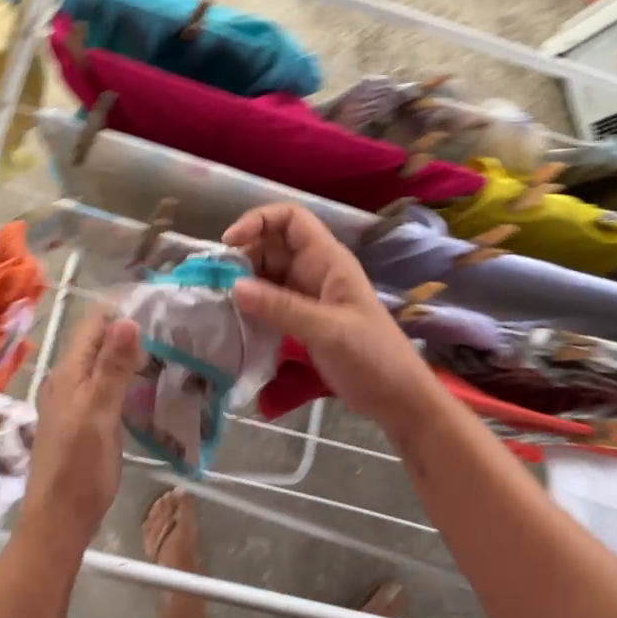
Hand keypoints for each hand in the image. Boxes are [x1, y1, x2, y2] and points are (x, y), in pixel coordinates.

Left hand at [25, 312, 142, 546]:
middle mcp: (64, 381)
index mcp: (67, 374)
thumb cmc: (80, 468)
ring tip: (164, 347)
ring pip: (99, 364)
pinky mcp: (79, 421)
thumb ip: (112, 369)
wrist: (58, 520)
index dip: (120, 307)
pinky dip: (122, 377)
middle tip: (170, 323)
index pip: (93, 324)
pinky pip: (101, 385)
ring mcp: (69, 402)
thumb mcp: (100, 415)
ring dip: (126, 353)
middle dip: (127, 327)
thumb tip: (127, 320)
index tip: (156, 298)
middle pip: (96, 341)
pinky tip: (143, 385)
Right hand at [224, 204, 439, 430]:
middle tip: (218, 281)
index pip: (291, 218)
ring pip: (268, 275)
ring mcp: (308, 296)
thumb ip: (282, 308)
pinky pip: (270, 303)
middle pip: (272, 245)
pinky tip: (235, 322)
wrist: (398, 399)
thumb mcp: (328, 330)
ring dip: (244, 283)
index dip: (259, 220)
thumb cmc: (373, 357)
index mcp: (328, 260)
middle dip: (244, 256)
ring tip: (219, 302)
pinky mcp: (303, 321)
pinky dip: (252, 307)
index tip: (230, 242)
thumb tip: (234, 287)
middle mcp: (315, 271)